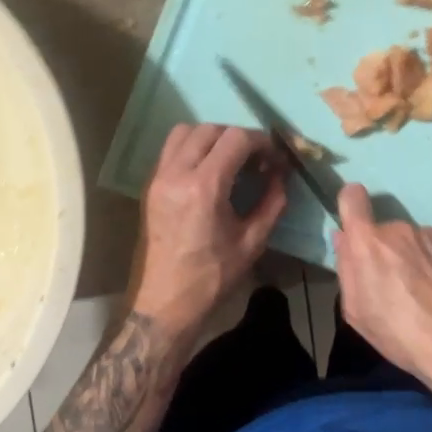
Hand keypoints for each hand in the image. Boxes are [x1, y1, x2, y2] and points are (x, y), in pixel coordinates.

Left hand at [131, 124, 286, 332]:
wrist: (166, 302)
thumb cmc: (212, 276)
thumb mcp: (253, 241)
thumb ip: (272, 202)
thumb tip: (281, 174)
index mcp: (204, 187)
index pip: (236, 139)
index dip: (261, 142)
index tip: (274, 158)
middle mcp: (177, 173)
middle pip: (210, 129)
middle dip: (238, 137)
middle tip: (256, 159)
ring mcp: (159, 178)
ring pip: (185, 132)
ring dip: (212, 138)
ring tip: (230, 160)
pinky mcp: (150, 186)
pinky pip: (171, 150)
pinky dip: (192, 148)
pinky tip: (209, 171)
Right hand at [332, 183, 431, 383]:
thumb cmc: (396, 332)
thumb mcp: (356, 310)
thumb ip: (346, 268)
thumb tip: (343, 238)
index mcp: (368, 241)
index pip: (352, 198)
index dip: (350, 206)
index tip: (354, 226)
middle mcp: (400, 229)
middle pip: (384, 230)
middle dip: (384, 250)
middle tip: (390, 285)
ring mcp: (431, 236)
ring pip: (412, 240)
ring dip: (411, 257)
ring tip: (420, 293)